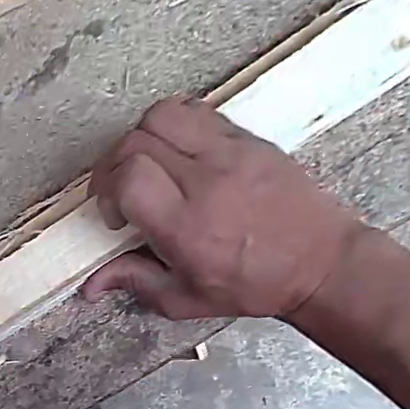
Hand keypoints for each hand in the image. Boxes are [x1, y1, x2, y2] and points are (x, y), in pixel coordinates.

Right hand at [82, 97, 374, 319]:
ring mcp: (230, 153)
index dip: (108, 190)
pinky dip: (173, 125)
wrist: (319, 262)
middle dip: (114, 165)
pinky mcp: (247, 138)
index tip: (114, 214)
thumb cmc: (255, 286)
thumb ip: (135, 283)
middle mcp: (207, 182)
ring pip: (162, 114)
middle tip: (120, 192)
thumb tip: (90, 285)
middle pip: (136, 142)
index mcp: (189, 227)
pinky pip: (196, 110)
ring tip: (146, 166)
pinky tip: (175, 153)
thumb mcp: (187, 298)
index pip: (129, 178)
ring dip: (140, 138)